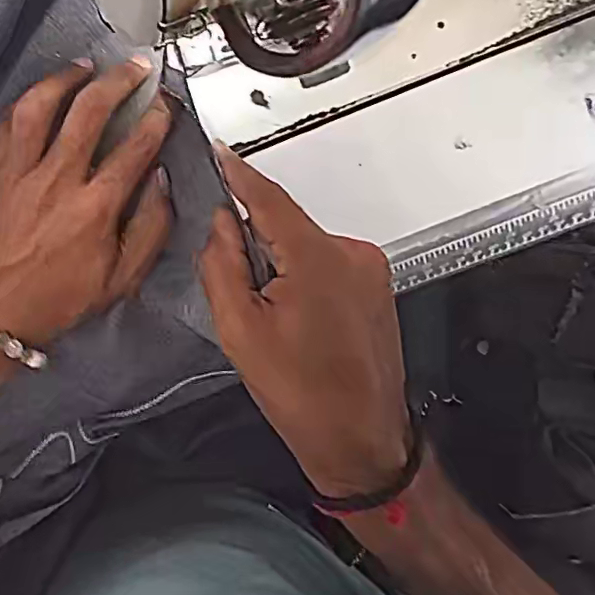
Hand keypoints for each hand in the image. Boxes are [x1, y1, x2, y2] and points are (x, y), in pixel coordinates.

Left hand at [0, 58, 173, 411]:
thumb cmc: (57, 298)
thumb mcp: (120, 279)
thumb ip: (150, 228)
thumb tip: (161, 181)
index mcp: (93, 209)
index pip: (134, 148)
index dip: (156, 119)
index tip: (165, 104)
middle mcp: (56, 181)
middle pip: (90, 112)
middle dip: (119, 82)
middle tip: (134, 69)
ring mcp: (18, 173)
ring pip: (40, 106)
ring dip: (66, 79)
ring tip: (86, 67)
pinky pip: (5, 124)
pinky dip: (25, 103)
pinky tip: (40, 96)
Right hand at [197, 144, 410, 498]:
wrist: (360, 441)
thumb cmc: (305, 396)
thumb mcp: (238, 328)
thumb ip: (221, 264)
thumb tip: (222, 224)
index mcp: (316, 259)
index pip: (268, 198)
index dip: (239, 174)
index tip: (219, 153)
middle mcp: (352, 255)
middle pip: (284, 222)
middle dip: (254, 241)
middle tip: (239, 287)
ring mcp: (369, 269)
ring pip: (303, 242)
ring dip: (278, 262)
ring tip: (273, 317)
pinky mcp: (375, 284)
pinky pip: (324, 259)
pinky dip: (300, 273)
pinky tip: (296, 318)